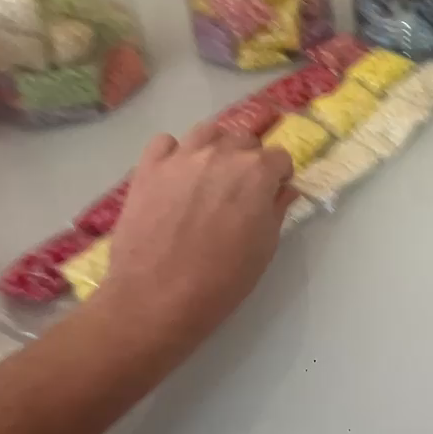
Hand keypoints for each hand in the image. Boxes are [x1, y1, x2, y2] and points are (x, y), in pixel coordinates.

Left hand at [93, 119, 295, 350]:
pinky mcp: (148, 168)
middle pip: (245, 139)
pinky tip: (175, 174)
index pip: (279, 156)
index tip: (272, 193)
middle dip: (249, 159)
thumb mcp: (265, 248)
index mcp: (257, 172)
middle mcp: (222, 154)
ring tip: (210, 172)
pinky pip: (165, 142)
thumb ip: (277, 210)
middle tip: (240, 188)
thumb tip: (284, 190)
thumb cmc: (221, 280)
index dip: (279, 175)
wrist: (154, 301)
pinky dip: (174, 152)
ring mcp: (182, 158)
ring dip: (216, 146)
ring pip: (208, 131)